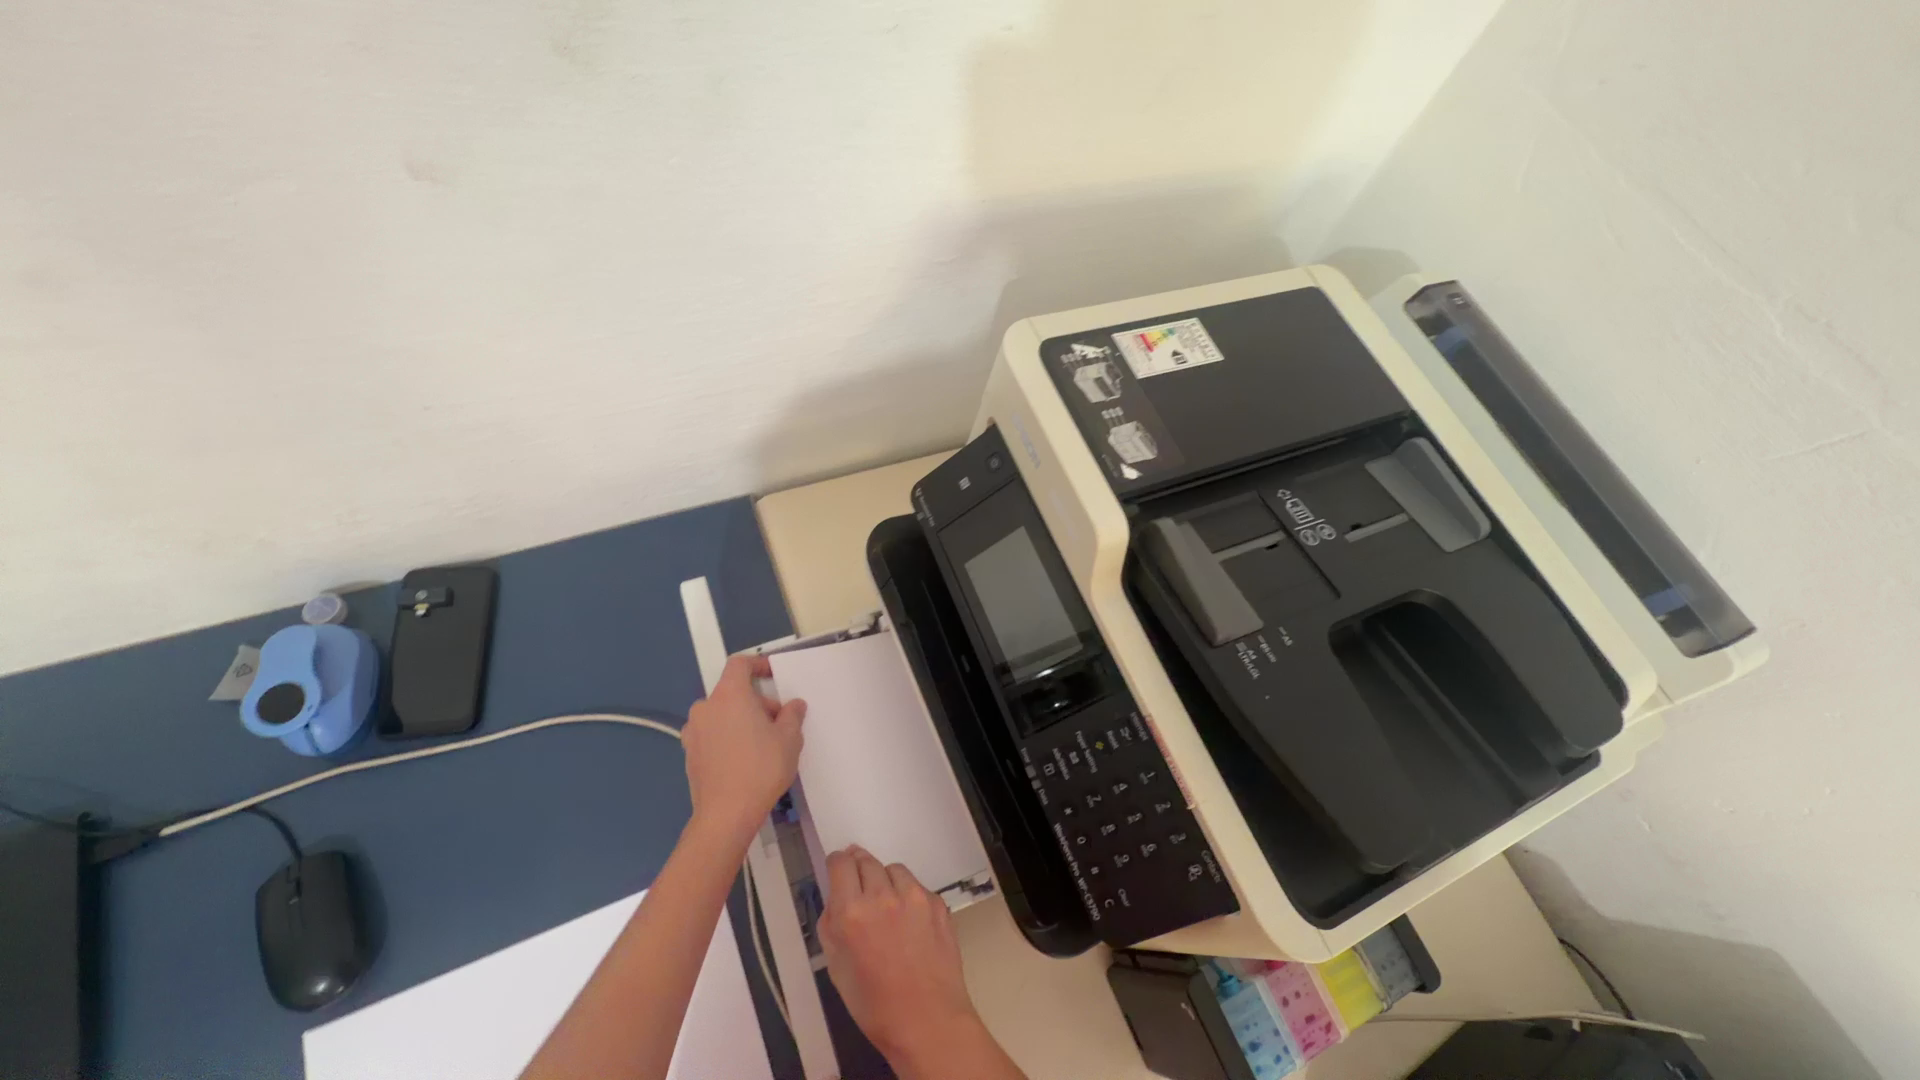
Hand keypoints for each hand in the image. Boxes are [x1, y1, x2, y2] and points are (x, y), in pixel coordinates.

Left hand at [682, 655, 804, 839]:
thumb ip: (792, 715)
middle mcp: (705, 707)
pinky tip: (743, 759)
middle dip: (756, 702)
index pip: (739, 664)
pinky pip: (711, 734)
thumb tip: (793, 705)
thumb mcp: (789, 739)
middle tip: (778, 722)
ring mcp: (693, 731)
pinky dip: (727, 737)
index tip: (773, 675)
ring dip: (740, 720)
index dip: (757, 664)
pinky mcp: (689, 753)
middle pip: (732, 692)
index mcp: (729, 695)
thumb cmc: (761, 768)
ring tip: (761, 742)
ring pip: (721, 714)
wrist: (726, 813)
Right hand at [819, 846, 978, 1061]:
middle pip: (866, 861)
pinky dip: (909, 896)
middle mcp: (882, 896)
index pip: (840, 864)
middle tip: (859, 887)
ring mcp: (914, 897)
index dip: (837, 864)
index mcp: (851, 912)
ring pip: (894, 870)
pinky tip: (909, 922)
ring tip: (886, 906)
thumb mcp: (836, 967)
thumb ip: (832, 925)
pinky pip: (917, 887)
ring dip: (885, 880)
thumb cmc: (874, 1005)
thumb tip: (836, 900)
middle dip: (859, 869)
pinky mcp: (937, 904)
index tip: (838, 869)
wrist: (927, 1020)